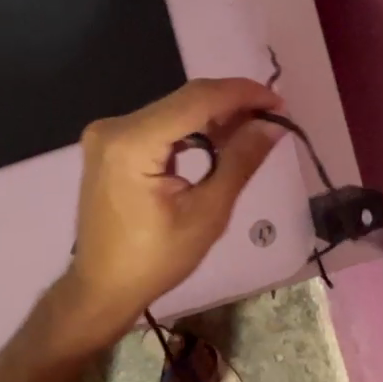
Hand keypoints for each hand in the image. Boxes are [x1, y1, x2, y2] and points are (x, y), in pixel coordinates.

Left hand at [54, 78, 283, 347]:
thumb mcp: (206, 214)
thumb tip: (272, 125)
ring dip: (211, 118)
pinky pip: (157, 127)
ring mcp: (106, 135)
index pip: (197, 99)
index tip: (279, 104)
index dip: (242, 94)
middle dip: (230, 106)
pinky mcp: (108, 146)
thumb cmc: (154, 261)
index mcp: (131, 143)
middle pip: (183, 101)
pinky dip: (187, 132)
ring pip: (172, 111)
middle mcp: (113, 127)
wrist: (103, 287)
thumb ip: (239, 162)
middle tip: (271, 120)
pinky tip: (216, 141)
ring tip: (250, 132)